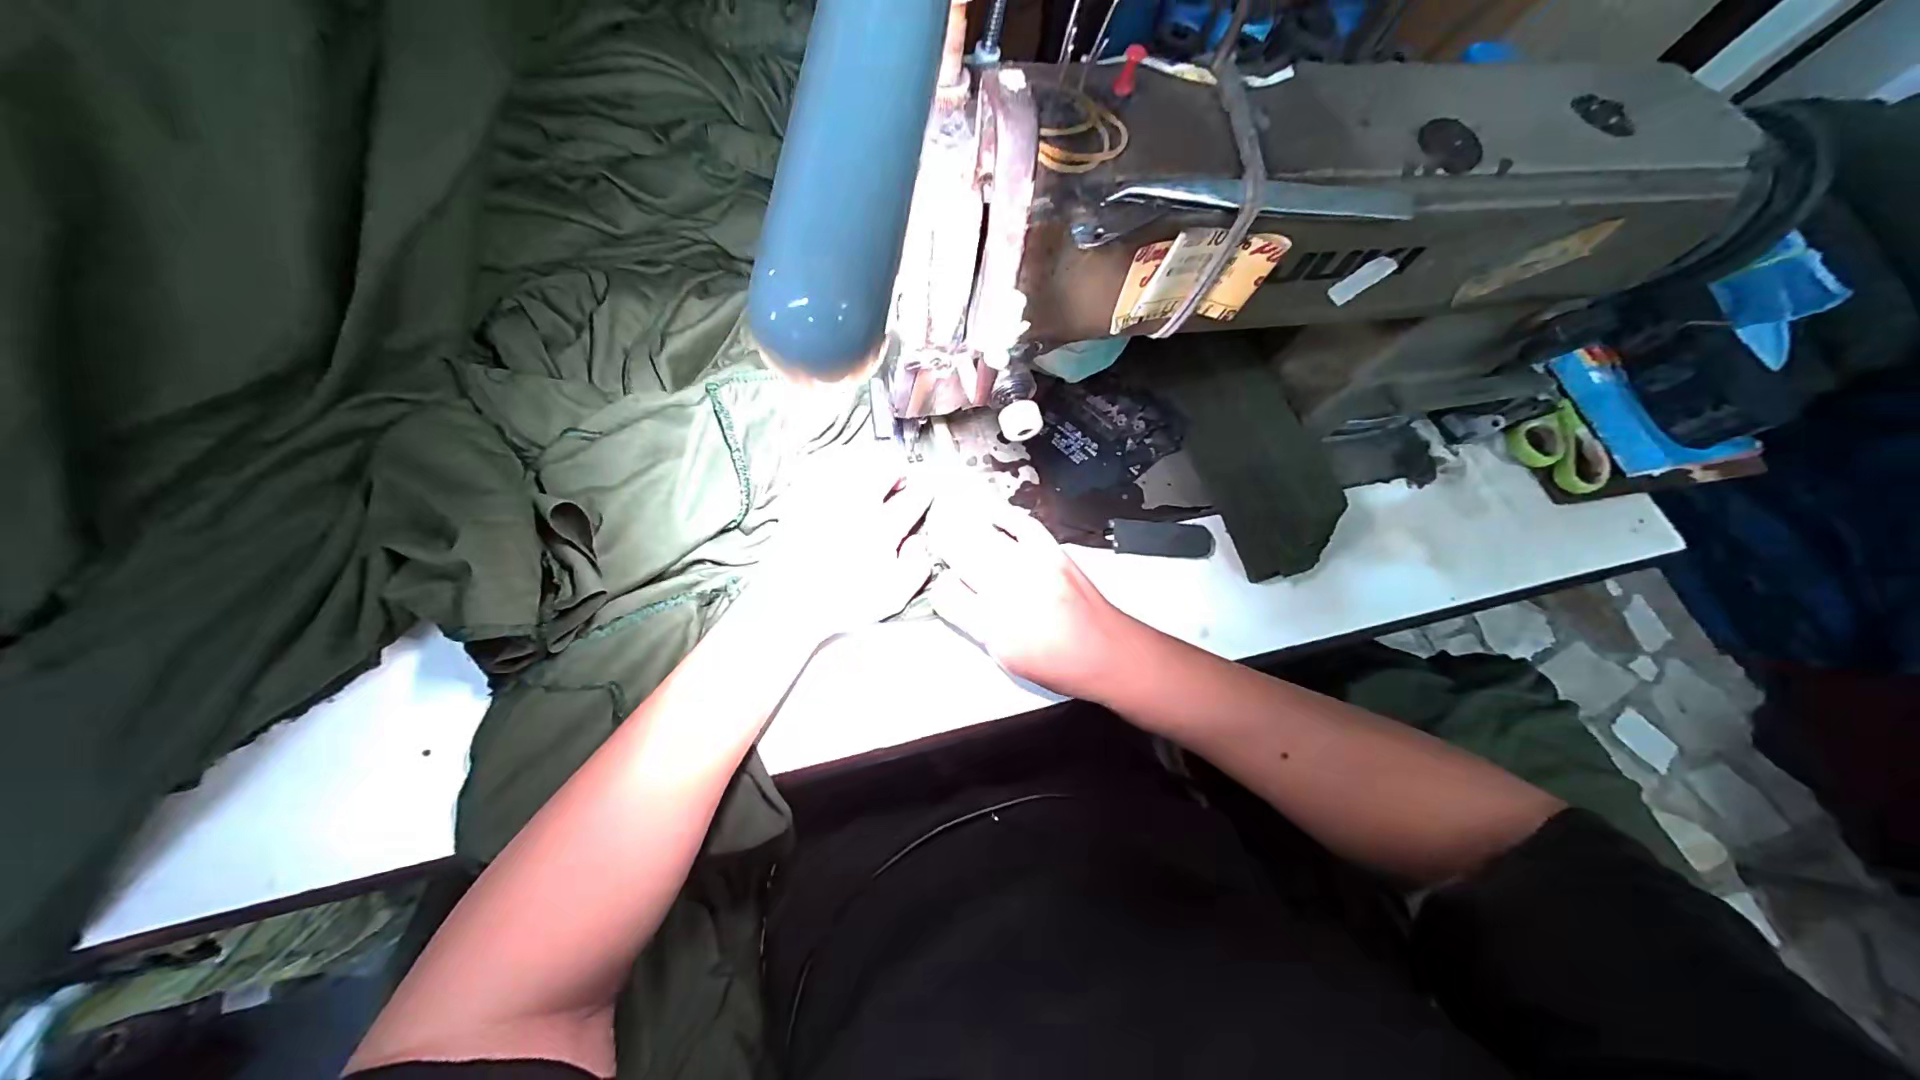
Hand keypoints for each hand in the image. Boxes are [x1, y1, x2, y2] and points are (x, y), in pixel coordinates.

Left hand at [747, 447, 933, 642]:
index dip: (924, 490)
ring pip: (854, 460)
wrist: (787, 603)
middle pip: (884, 465)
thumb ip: (916, 568)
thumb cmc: (842, 601)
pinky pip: (822, 467)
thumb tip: (920, 544)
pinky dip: (836, 463)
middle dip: (898, 468)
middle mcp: (856, 505)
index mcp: (883, 527)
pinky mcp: (800, 498)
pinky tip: (840, 472)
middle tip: (900, 478)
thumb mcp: (893, 595)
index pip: (914, 497)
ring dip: (869, 461)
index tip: (926, 490)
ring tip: (873, 471)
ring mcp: (826, 497)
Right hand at [926, 489, 1137, 700]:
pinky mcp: (1053, 555)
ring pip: (985, 539)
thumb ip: (976, 625)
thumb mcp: (1007, 657)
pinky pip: (1022, 525)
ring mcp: (1033, 569)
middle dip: (943, 547)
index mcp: (994, 627)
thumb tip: (955, 598)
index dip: (938, 585)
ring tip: (948, 518)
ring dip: (963, 527)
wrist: (1108, 652)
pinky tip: (990, 512)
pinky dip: (1003, 515)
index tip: (936, 580)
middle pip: (962, 558)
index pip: (948, 595)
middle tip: (933, 538)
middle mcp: (1010, 594)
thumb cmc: (1060, 663)